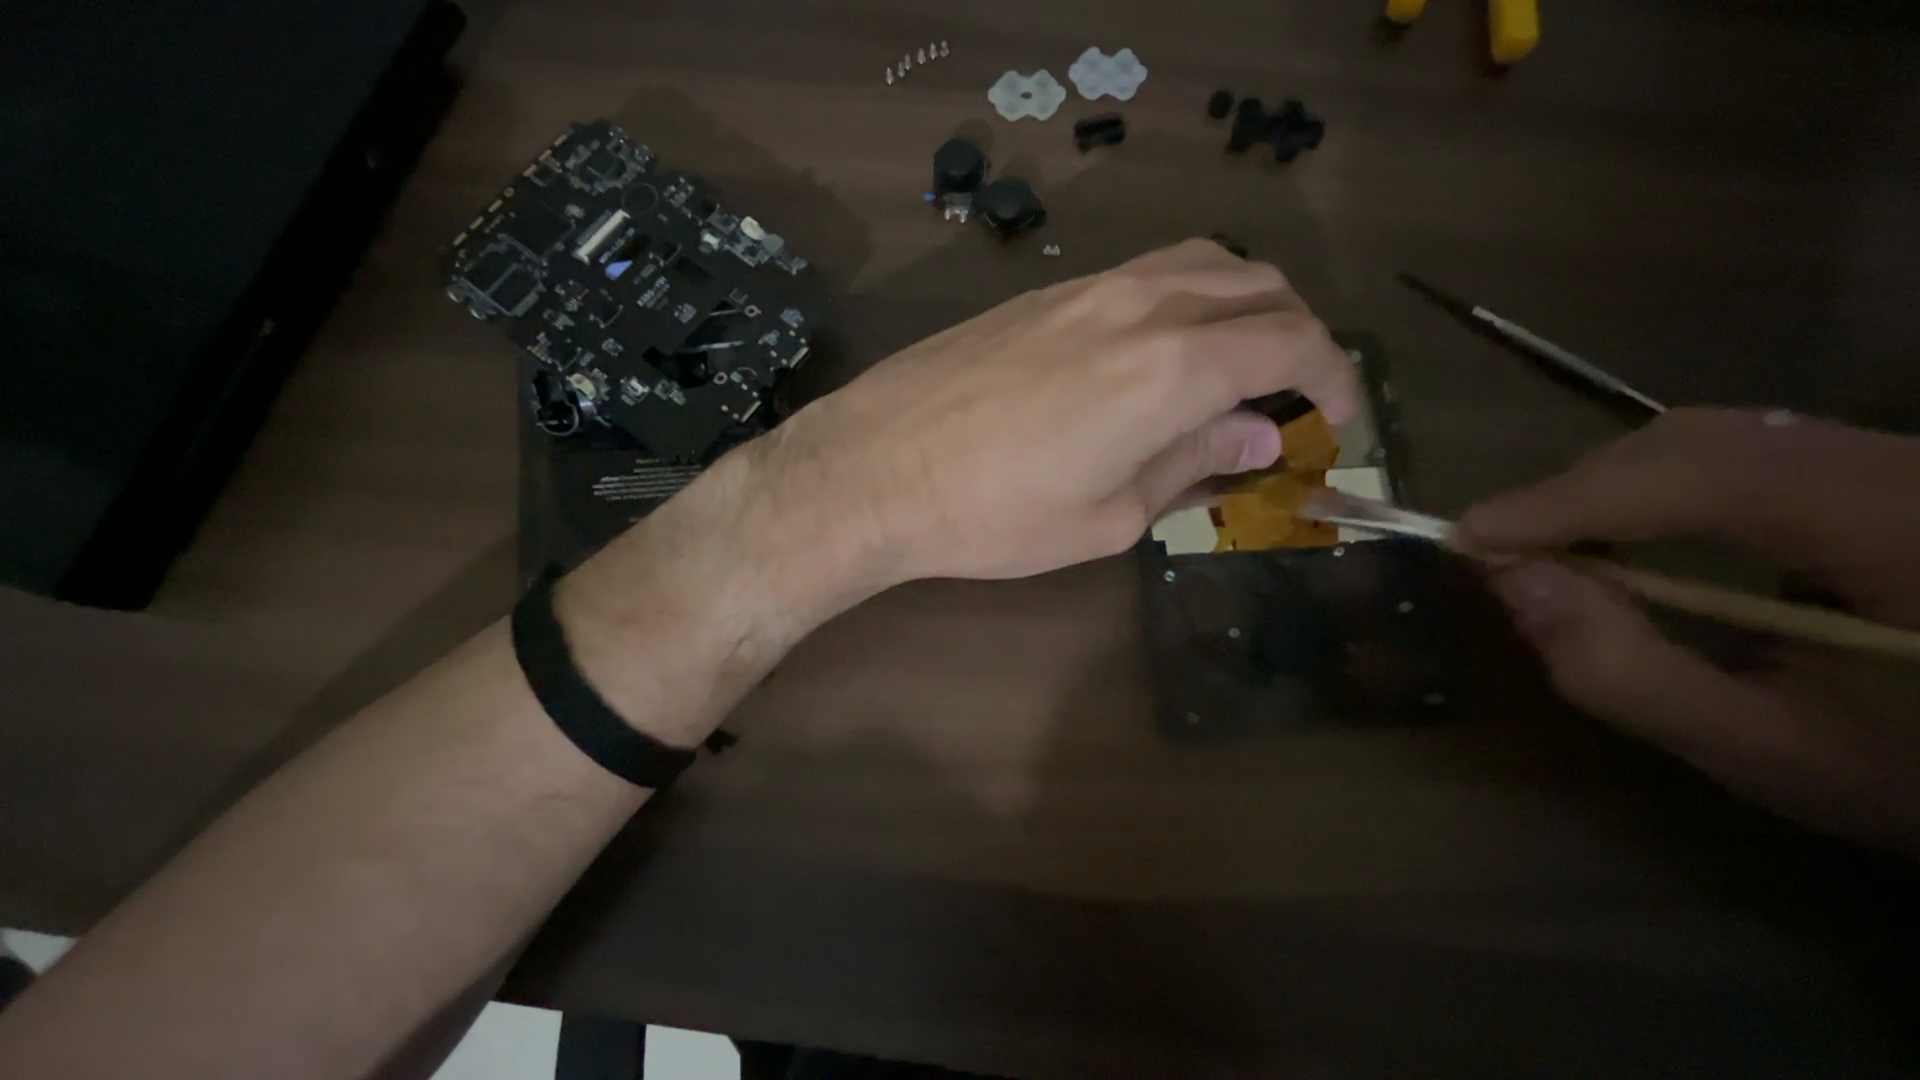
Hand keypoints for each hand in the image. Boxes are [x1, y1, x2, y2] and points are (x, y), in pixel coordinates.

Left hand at [741, 238, 1359, 587]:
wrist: (874, 469)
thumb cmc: (995, 515)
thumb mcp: (1109, 516)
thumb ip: (1192, 464)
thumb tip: (1257, 434)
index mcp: (1172, 365)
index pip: (1290, 342)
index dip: (1333, 377)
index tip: (1337, 417)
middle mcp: (1140, 304)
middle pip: (1256, 287)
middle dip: (1297, 334)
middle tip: (1294, 394)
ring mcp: (1087, 287)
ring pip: (1201, 263)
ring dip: (1242, 303)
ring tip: (1238, 363)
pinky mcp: (1045, 292)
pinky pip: (1144, 271)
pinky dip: (1183, 296)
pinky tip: (1164, 347)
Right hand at [1460, 407, 1919, 853]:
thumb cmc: (1915, 775)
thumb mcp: (1764, 750)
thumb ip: (1628, 672)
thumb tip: (1511, 582)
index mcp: (1906, 529)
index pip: (1710, 479)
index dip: (1576, 499)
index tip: (1471, 535)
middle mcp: (1908, 468)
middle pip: (1702, 443)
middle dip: (1582, 491)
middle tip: (1501, 548)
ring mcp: (1896, 460)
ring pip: (1715, 437)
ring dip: (1611, 485)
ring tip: (1549, 542)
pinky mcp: (1877, 469)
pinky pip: (1740, 450)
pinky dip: (1655, 484)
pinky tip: (1624, 531)